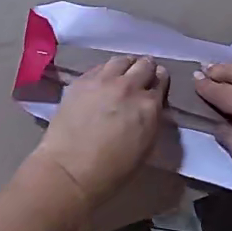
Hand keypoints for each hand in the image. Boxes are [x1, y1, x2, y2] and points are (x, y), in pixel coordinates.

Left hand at [26, 55, 169, 224]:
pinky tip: (102, 79)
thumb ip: (151, 119)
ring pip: (121, 60)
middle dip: (145, 69)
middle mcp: (129, 86)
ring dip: (126, 65)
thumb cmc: (112, 170)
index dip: (159, 81)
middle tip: (142, 76)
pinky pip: (99, 66)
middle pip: (144, 65)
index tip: (156, 83)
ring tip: (122, 73)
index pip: (161, 81)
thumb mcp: (146, 146)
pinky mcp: (81, 81)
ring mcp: (104, 80)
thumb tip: (150, 107)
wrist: (70, 170)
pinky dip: (106, 70)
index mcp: (149, 105)